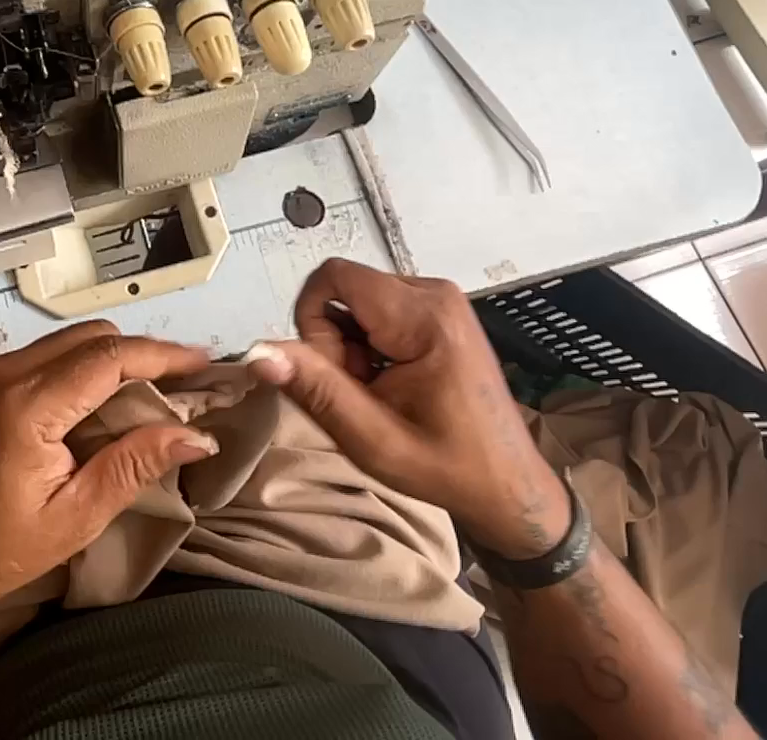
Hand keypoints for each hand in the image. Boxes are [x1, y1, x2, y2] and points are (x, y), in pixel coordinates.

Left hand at [0, 322, 216, 648]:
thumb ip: (135, 464)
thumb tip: (196, 435)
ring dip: (119, 357)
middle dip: (145, 353)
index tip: (203, 363)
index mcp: (27, 406)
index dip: (162, 355)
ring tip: (160, 391)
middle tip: (186, 384)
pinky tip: (116, 397)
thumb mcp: (77, 515)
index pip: (109, 357)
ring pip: (75, 339)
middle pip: (94, 336)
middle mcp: (8, 373)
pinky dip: (92, 365)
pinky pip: (55, 353)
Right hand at [247, 258, 568, 559]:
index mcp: (424, 315)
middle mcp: (434, 292)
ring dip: (348, 346)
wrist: (510, 488)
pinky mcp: (438, 312)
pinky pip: (376, 310)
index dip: (313, 323)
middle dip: (331, 340)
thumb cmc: (446, 467)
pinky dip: (367, 346)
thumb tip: (257, 352)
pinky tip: (388, 385)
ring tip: (376, 393)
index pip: (332, 278)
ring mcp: (439, 300)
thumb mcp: (372, 439)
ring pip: (355, 301)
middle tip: (358, 393)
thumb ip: (315, 389)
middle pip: (342, 290)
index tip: (336, 374)